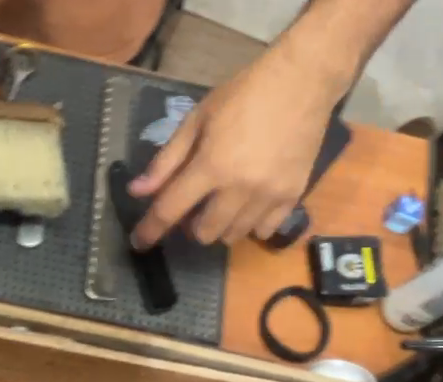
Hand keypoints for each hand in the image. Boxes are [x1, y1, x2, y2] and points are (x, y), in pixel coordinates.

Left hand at [128, 44, 345, 248]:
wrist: (305, 77)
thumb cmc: (245, 94)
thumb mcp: (197, 119)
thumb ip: (166, 160)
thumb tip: (137, 191)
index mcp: (212, 166)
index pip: (170, 210)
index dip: (150, 230)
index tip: (139, 242)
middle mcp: (240, 188)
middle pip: (204, 234)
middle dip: (192, 226)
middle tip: (196, 205)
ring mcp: (269, 194)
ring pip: (233, 236)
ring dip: (220, 226)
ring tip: (223, 202)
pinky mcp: (293, 194)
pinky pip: (264, 231)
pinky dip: (251, 225)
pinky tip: (249, 206)